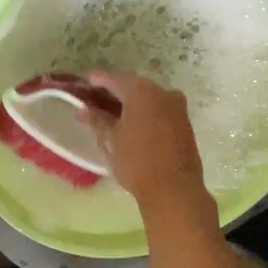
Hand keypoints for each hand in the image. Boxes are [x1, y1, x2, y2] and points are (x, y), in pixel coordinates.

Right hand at [86, 70, 206, 209]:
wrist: (173, 188)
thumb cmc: (136, 162)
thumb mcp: (110, 141)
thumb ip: (98, 120)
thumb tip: (85, 109)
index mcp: (142, 92)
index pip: (115, 80)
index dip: (98, 80)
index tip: (85, 81)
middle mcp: (163, 92)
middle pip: (133, 86)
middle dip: (113, 92)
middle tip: (94, 100)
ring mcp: (176, 106)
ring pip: (147, 98)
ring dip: (128, 103)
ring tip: (109, 113)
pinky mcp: (183, 121)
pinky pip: (157, 108)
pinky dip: (141, 111)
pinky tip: (129, 122)